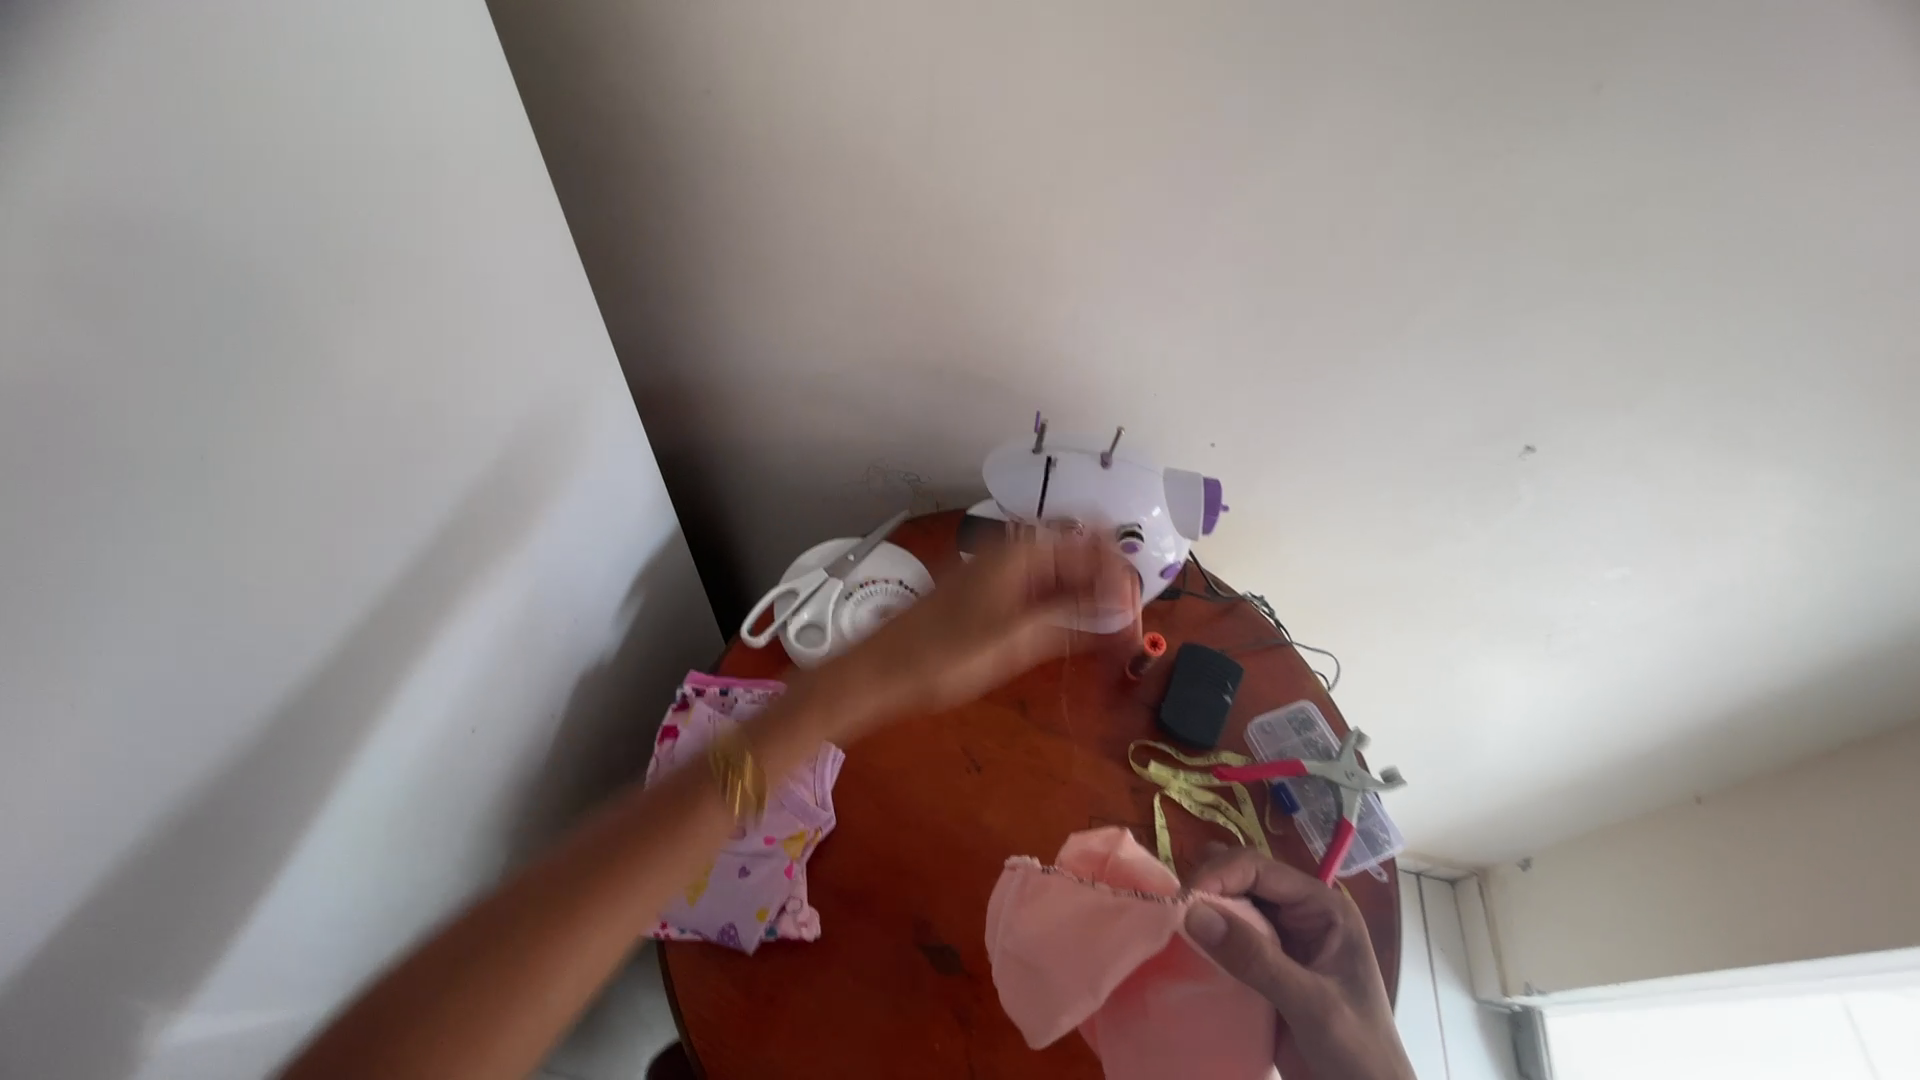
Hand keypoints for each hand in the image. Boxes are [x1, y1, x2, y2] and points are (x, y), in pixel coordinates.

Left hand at [822, 536, 1135, 730]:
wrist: (879, 673)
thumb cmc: (942, 655)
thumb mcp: (1015, 638)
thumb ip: (1074, 616)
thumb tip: (1124, 604)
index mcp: (1020, 551)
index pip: (1092, 543)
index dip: (1120, 574)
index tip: (1135, 615)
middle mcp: (1012, 554)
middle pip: (1079, 556)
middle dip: (1109, 588)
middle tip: (1126, 634)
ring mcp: (999, 575)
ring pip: (1062, 576)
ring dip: (1089, 602)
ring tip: (1108, 642)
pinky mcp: (990, 598)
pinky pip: (1041, 593)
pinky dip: (1063, 611)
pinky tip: (1072, 638)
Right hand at [1182, 846, 1415, 1079]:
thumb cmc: (1357, 1054)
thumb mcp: (1311, 1006)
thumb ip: (1256, 959)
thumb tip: (1193, 912)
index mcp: (1323, 906)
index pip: (1259, 868)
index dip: (1218, 875)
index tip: (1182, 901)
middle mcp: (1300, 911)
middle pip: (1240, 878)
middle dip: (1205, 888)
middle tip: (1172, 913)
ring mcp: (1281, 936)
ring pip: (1230, 903)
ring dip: (1202, 910)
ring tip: (1172, 924)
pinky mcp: (1263, 962)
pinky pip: (1226, 934)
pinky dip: (1204, 935)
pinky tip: (1184, 945)